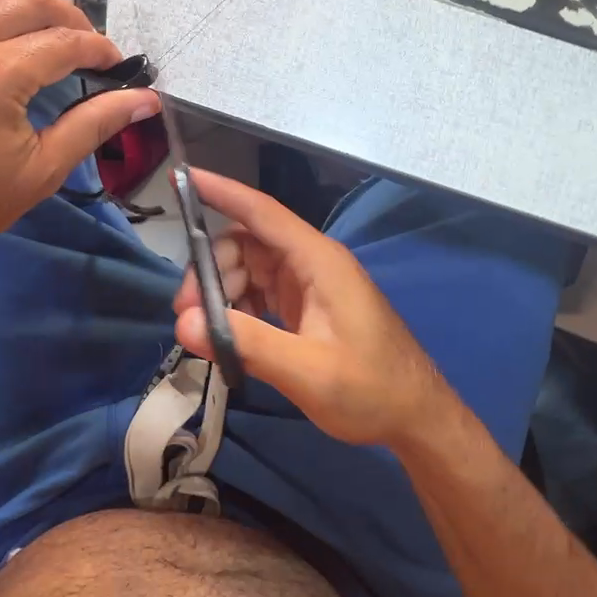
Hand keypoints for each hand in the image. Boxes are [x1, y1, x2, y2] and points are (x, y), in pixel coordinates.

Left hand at [0, 0, 159, 279]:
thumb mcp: (41, 171)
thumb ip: (95, 124)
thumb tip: (145, 100)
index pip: (63, 42)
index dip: (99, 49)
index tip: (118, 64)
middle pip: (29, 1)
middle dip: (71, 18)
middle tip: (91, 47)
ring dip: (27, 1)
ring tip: (51, 29)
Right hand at [171, 169, 452, 447]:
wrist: (416, 419)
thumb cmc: (371, 390)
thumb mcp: (307, 371)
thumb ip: (247, 343)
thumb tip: (184, 323)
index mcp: (318, 260)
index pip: (261, 211)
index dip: (220, 191)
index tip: (180, 178)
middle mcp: (312, 262)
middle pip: (246, 243)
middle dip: (210, 269)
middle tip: (187, 314)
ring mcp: (309, 284)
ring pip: (249, 267)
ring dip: (221, 291)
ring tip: (207, 333)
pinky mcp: (306, 306)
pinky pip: (259, 290)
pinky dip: (238, 307)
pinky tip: (231, 336)